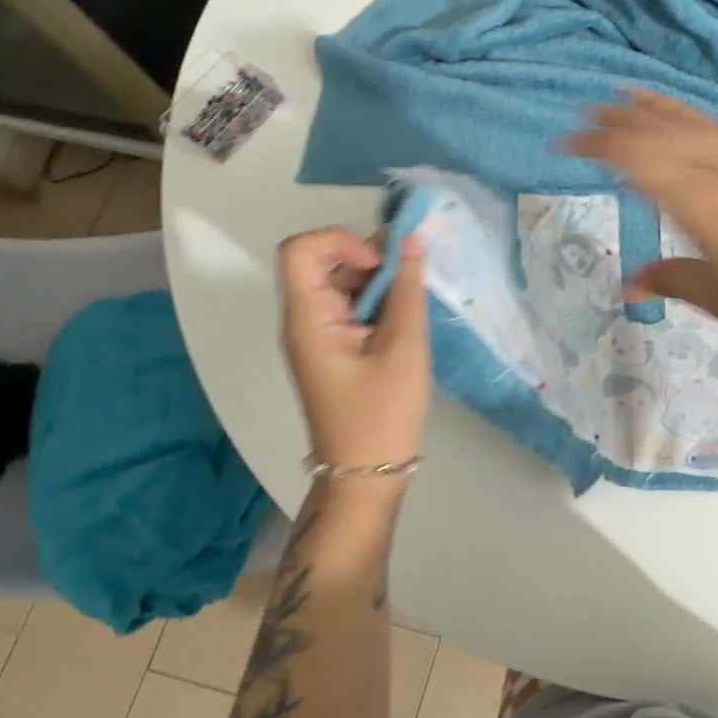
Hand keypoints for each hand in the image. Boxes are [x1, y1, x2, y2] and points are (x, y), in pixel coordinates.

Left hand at [277, 227, 430, 475]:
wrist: (366, 476)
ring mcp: (318, 337)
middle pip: (325, 264)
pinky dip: (379, 304)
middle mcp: (304, 321)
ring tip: (416, 302)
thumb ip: (407, 291)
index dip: (340, 241)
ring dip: (380, 283)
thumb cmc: (382, 415)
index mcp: (307, 318)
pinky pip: (351, 310)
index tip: (380, 265)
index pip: (302, 249)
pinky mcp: (335, 350)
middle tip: (413, 276)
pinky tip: (408, 320)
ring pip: (343, 285)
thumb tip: (410, 241)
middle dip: (370, 260)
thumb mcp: (404, 348)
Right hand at [565, 90, 717, 359]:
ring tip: (625, 95)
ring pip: (691, 126)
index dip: (599, 146)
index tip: (567, 143)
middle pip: (661, 135)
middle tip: (584, 115)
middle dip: (619, 122)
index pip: (638, 160)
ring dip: (654, 110)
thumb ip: (672, 281)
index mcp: (700, 204)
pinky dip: (693, 117)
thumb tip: (627, 284)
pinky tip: (685, 116)